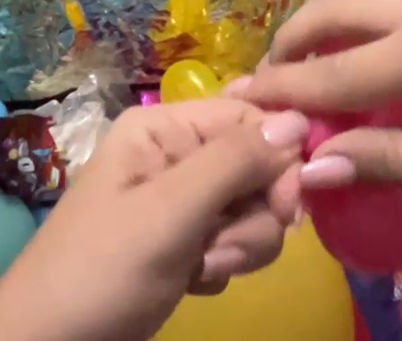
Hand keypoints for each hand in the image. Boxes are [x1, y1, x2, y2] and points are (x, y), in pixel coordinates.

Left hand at [0, 98, 308, 340]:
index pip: (246, 117)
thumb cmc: (104, 270)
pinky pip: (231, 240)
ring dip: (237, 246)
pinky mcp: (183, 241)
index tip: (288, 208)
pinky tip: (191, 283)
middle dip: (251, 215)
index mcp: (163, 128)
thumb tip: (297, 116)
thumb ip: (234, 162)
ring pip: (249, 209)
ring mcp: (178, 200)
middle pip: (254, 166)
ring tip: (198, 271)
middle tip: (221, 249)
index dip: (278, 157)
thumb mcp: (170, 211)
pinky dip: (221, 265)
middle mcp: (174, 154)